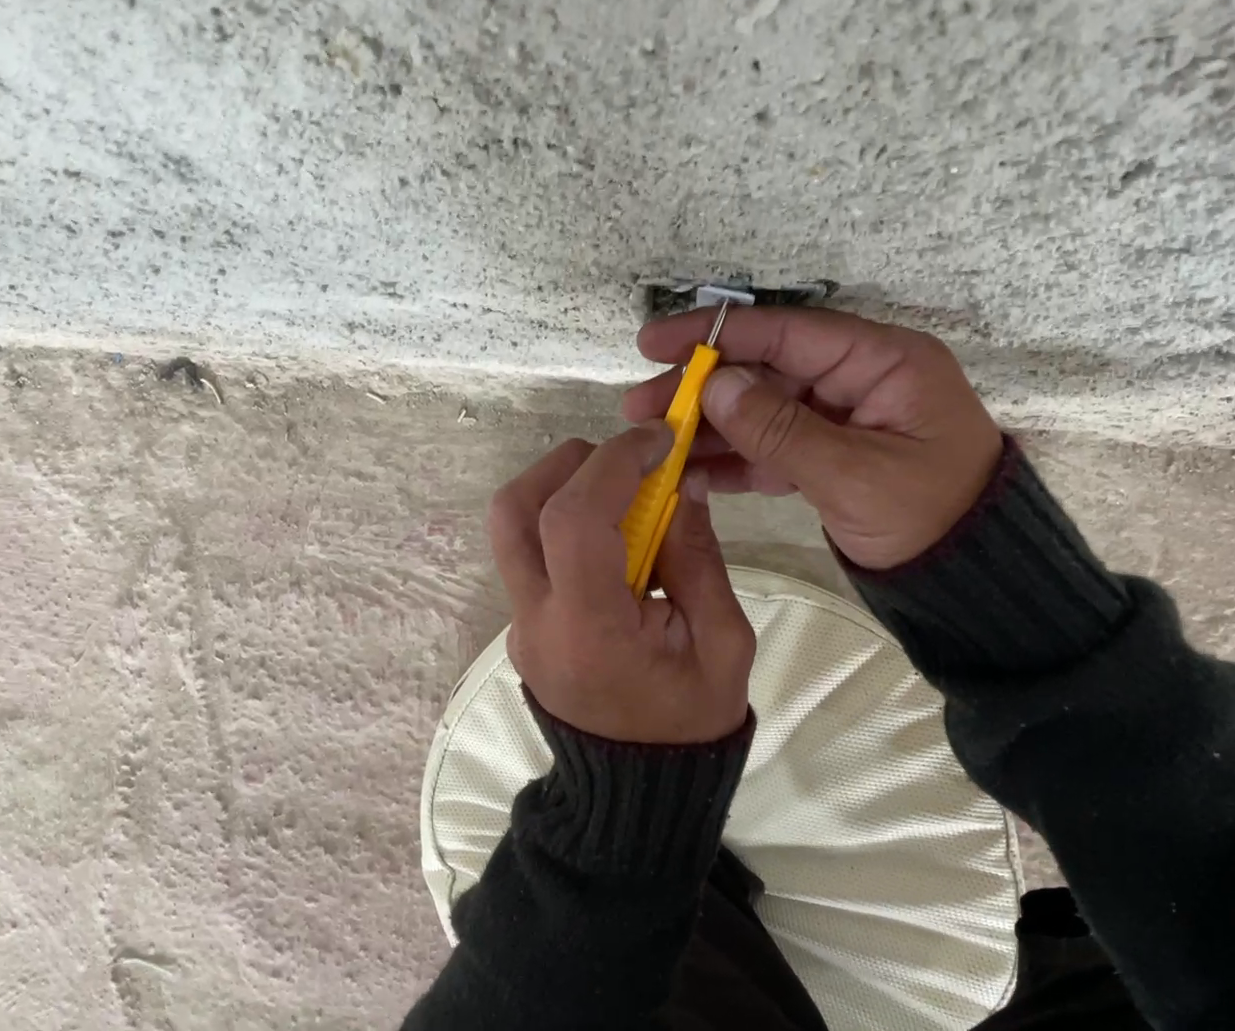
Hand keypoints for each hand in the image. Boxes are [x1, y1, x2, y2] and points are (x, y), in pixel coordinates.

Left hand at [486, 424, 755, 744]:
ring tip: (620, 491)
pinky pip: (528, 555)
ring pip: (511, 528)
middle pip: (514, 510)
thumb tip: (680, 487)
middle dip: (571, 462)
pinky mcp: (522, 626)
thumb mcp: (724, 643)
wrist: (636, 793)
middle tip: (629, 460)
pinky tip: (613, 538)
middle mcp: (536, 621)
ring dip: (558, 487)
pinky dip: (563, 523)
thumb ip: (697, 559)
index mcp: (588, 631)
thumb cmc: (691, 723)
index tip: (660, 441)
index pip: (573, 519)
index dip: (613, 463)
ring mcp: (519, 625)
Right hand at [622, 306, 1002, 570]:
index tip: (654, 343)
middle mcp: (856, 379)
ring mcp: (838, 418)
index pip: (786, 332)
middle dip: (698, 389)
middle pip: (762, 371)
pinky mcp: (826, 456)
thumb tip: (713, 385)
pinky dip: (731, 462)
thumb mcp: (853, 474)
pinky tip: (688, 474)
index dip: (716, 334)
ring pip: (758, 411)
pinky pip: (770, 448)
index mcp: (881, 362)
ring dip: (706, 429)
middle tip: (638, 407)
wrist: (970, 580)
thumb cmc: (928, 518)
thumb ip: (779, 429)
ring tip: (653, 446)